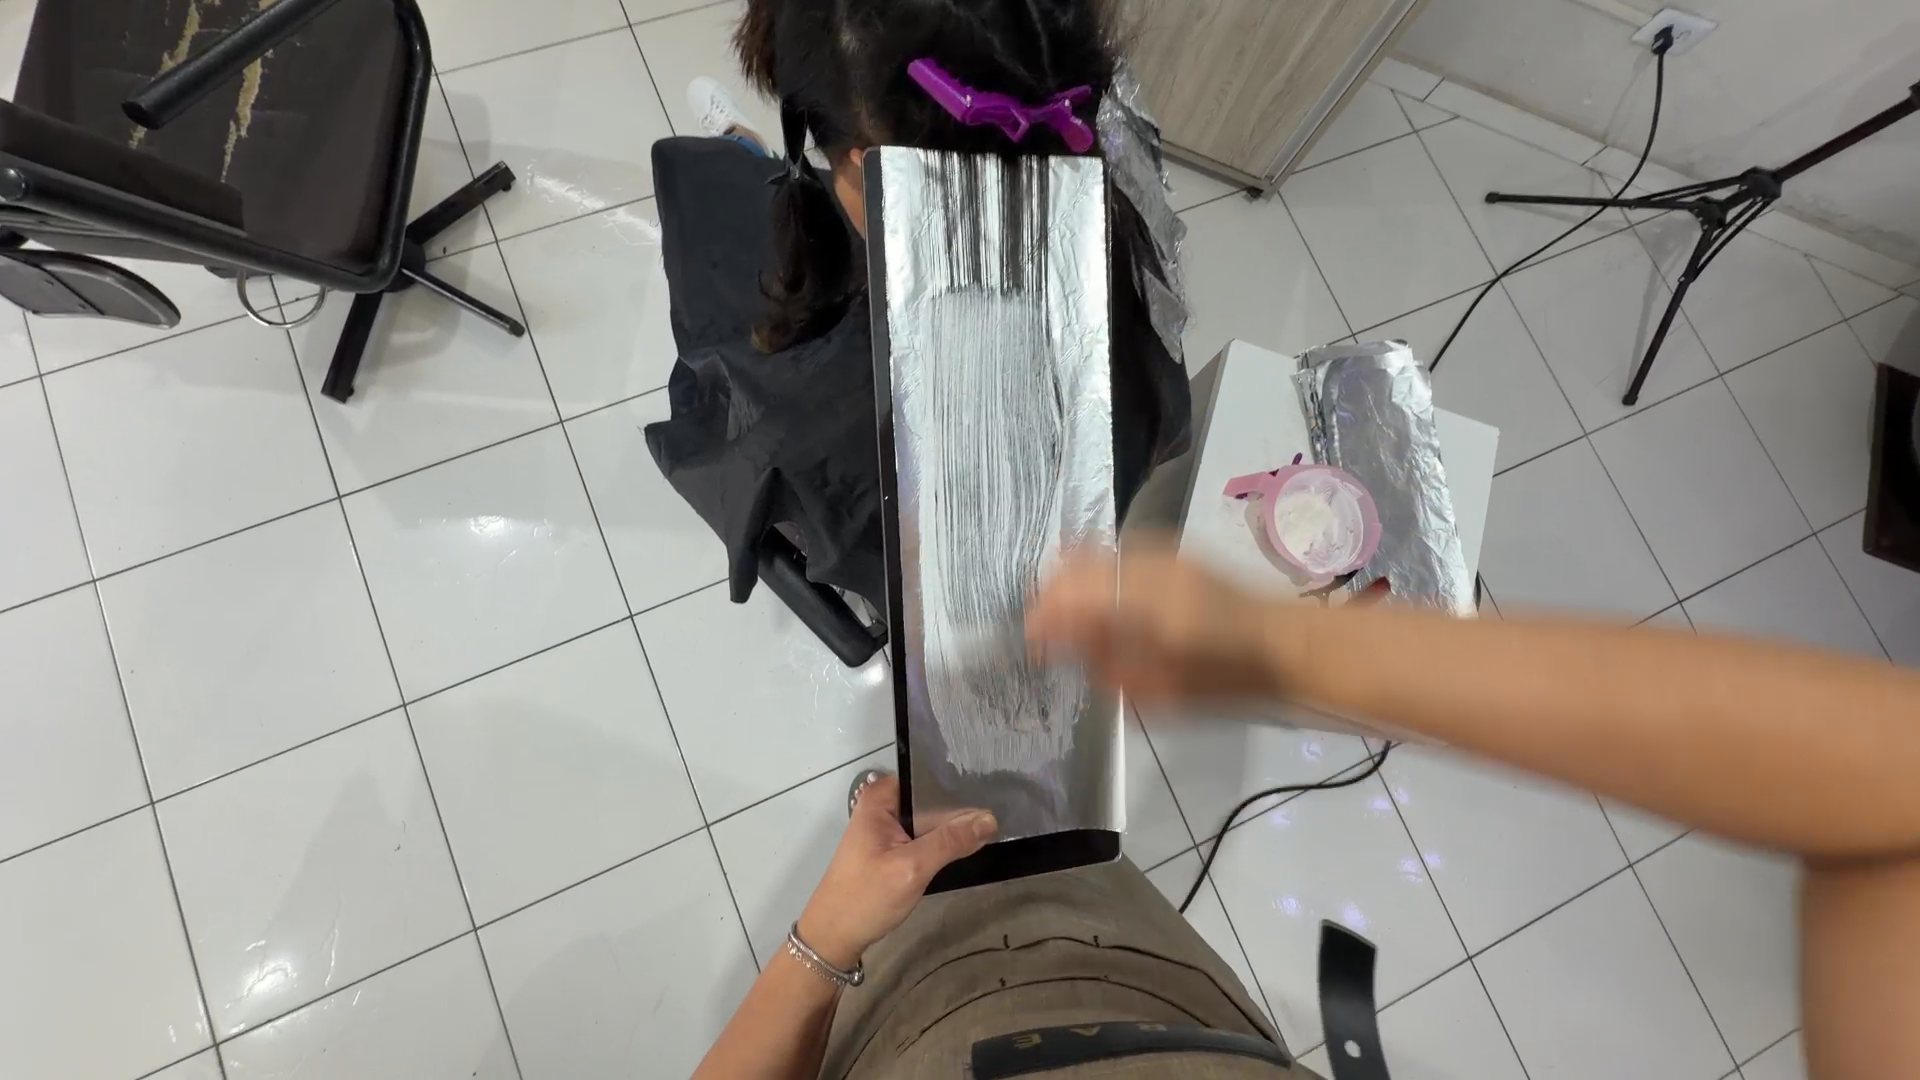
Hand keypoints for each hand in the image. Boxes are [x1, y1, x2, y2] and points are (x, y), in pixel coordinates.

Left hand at [794, 774, 996, 970]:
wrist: (834, 938)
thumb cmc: (866, 898)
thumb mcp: (912, 868)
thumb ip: (950, 841)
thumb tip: (991, 819)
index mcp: (881, 796)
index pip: (929, 778)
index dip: (960, 785)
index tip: (993, 792)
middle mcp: (883, 803)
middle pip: (931, 799)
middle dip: (960, 808)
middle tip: (1000, 812)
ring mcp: (887, 826)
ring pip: (930, 819)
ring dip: (952, 827)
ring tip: (992, 826)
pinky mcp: (892, 847)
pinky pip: (924, 835)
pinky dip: (941, 841)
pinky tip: (967, 844)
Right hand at [1026, 546, 1288, 704]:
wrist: (1287, 647)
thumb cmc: (1224, 678)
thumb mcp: (1161, 687)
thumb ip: (1105, 663)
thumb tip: (1061, 647)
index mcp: (1141, 599)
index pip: (1070, 595)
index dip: (1042, 616)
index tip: (1031, 640)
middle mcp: (1144, 566)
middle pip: (1075, 564)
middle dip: (1051, 594)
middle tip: (1044, 626)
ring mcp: (1159, 554)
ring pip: (1094, 554)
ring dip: (1071, 580)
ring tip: (1066, 611)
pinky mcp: (1172, 554)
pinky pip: (1117, 554)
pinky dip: (1097, 572)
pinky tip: (1101, 596)